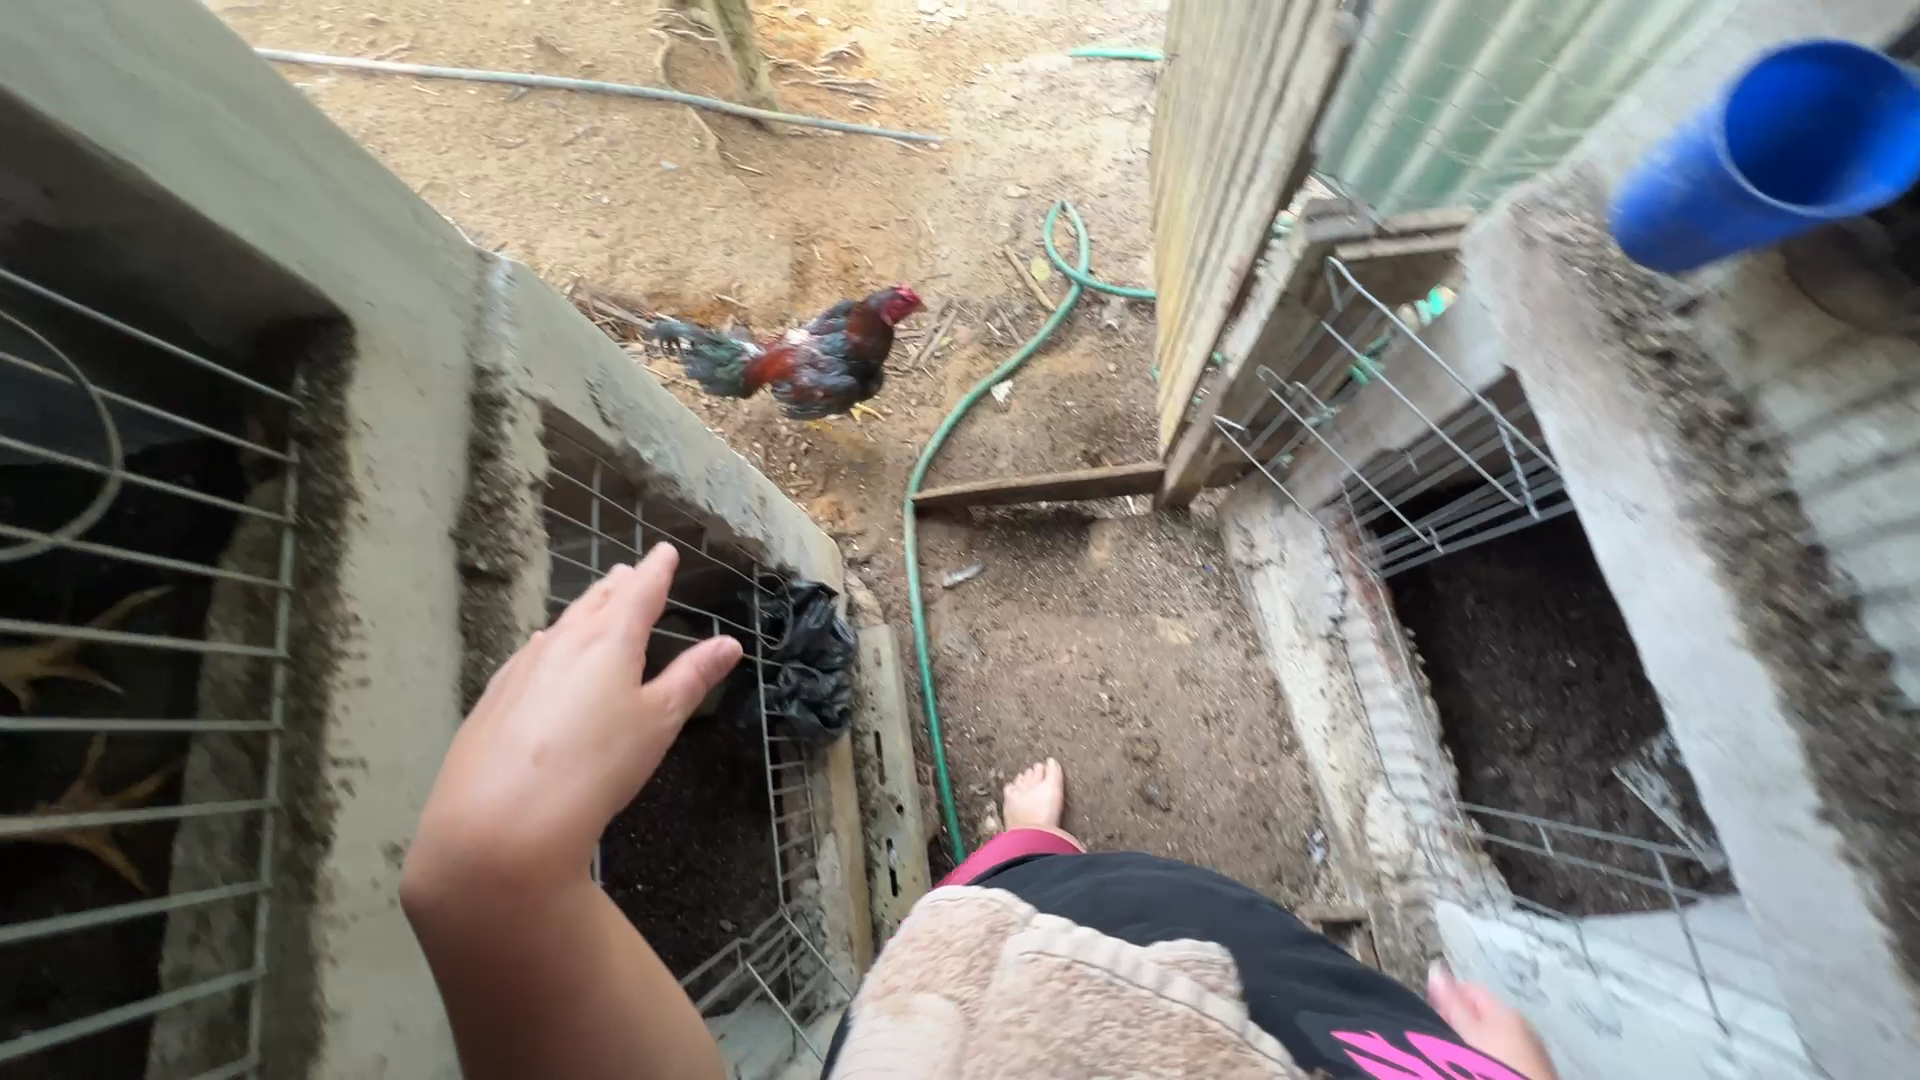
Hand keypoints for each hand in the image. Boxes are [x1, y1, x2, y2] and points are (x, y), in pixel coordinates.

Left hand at [405, 544, 742, 894]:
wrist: (499, 825)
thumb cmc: (597, 767)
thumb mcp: (660, 722)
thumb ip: (693, 677)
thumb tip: (729, 642)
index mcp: (610, 640)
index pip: (641, 592)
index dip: (657, 570)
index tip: (665, 551)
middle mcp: (563, 642)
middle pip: (596, 602)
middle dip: (618, 586)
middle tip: (631, 572)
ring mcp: (522, 668)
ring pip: (561, 624)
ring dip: (584, 608)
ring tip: (596, 600)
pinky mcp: (493, 697)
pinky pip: (531, 651)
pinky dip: (551, 639)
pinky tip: (544, 647)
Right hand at [1426, 963, 1559, 1079]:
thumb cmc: (1493, 1058)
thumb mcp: (1465, 1029)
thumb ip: (1449, 1000)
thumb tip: (1434, 968)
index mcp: (1503, 1008)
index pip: (1469, 987)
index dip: (1447, 991)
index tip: (1431, 1005)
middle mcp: (1520, 1020)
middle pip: (1483, 1009)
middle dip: (1461, 1015)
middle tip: (1442, 1028)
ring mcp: (1531, 1043)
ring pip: (1494, 1029)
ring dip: (1476, 1033)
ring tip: (1459, 1046)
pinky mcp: (1536, 1064)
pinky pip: (1506, 1046)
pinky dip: (1492, 1048)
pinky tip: (1482, 1059)